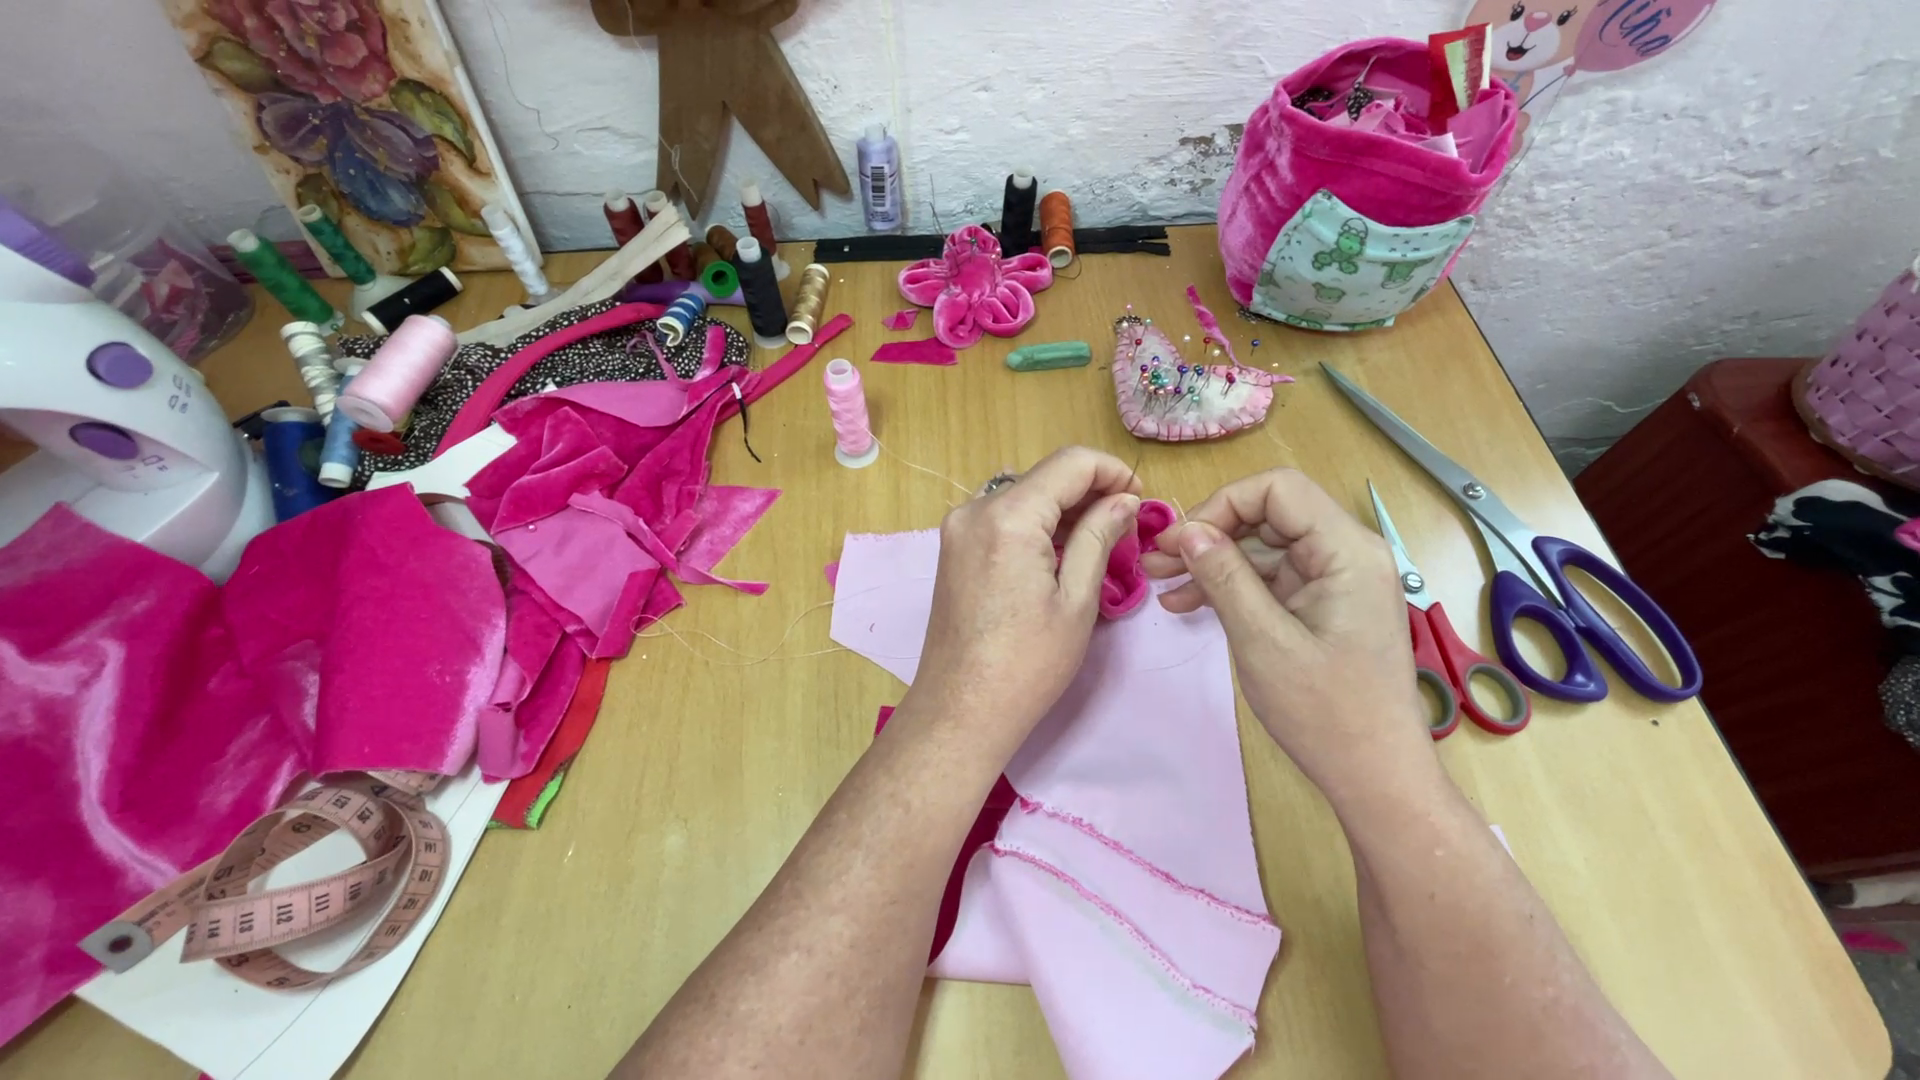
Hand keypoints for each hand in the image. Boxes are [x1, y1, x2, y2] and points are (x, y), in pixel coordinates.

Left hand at [908, 446, 1142, 737]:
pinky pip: (1003, 517)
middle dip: (1090, 491)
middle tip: (1126, 527)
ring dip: (1063, 508)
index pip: (1070, 462)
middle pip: (1044, 476)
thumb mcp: (1077, 600)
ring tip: (1099, 540)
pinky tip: (1060, 551)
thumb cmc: (1027, 664)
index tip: (1140, 501)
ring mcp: (958, 528)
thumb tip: (1123, 500)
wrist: (961, 709)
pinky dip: (1036, 524)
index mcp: (1007, 516)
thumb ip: (1099, 537)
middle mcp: (975, 509)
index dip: (1113, 472)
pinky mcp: (953, 548)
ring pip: (1024, 495)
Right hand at [1140, 468, 1432, 798]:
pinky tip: (1187, 603)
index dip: (1222, 505)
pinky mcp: (1321, 605)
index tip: (1180, 541)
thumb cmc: (1324, 710)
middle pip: (1268, 514)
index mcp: (1347, 551)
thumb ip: (1225, 578)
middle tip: (1157, 560)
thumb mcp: (1263, 640)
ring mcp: (1334, 580)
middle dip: (1210, 533)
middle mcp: (1346, 554)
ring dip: (1211, 562)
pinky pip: (1269, 579)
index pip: (1278, 490)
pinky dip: (1229, 587)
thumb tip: (1188, 532)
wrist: (1373, 773)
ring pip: (1262, 547)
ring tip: (1160, 581)